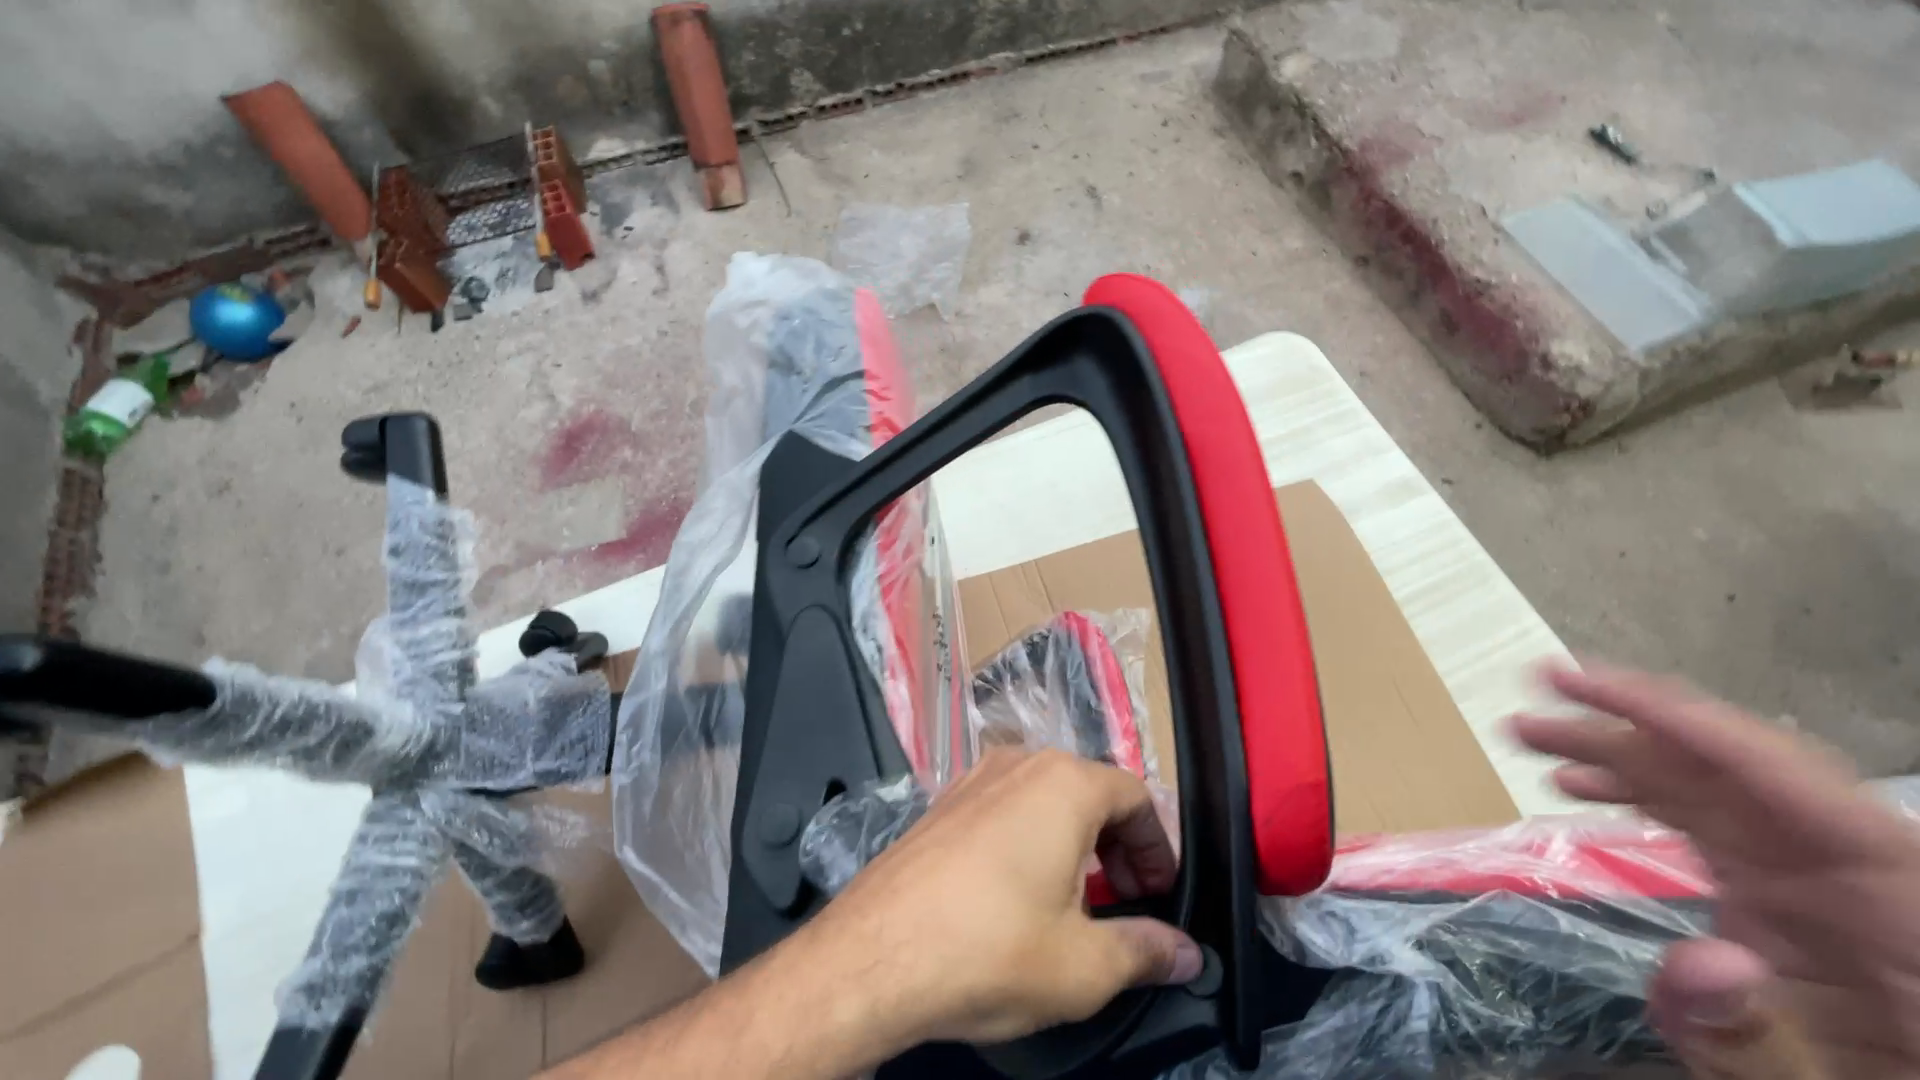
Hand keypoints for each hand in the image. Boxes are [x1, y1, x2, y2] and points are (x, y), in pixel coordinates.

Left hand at [802, 747, 1201, 1048]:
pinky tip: (1018, 895)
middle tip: (1125, 900)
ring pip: (1043, 800)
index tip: (1159, 894)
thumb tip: (1184, 953)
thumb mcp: (1083, 965)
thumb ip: (1144, 951)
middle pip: (1089, 791)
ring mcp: (971, 781)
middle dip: (1117, 845)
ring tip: (1075, 902)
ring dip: (1073, 843)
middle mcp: (1017, 765)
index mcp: (1063, 783)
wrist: (870, 958)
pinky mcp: (938, 807)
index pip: (1135, 796)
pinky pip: (1003, 811)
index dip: (1157, 846)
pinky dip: (1028, 842)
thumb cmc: (989, 950)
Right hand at [1511, 662, 1919, 1078]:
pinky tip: (1577, 785)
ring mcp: (1815, 877)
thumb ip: (1757, 1032)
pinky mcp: (1784, 893)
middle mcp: (1850, 864)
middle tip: (1523, 716)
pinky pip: (1702, 821)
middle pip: (1727, 768)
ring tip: (1526, 736)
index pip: (1777, 773)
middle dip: (1618, 730)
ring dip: (1610, 753)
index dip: (1673, 716)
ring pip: (1703, 785)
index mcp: (1891, 897)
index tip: (1580, 684)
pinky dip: (1635, 793)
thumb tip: (1698, 956)